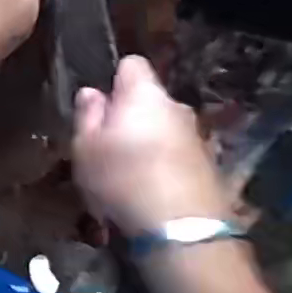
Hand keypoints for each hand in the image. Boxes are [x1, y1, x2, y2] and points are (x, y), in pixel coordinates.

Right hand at [72, 56, 230, 233]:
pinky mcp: (207, 162)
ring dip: (142, 136)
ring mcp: (196, 135)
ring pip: (160, 124)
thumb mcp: (85, 146)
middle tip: (99, 138)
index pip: (132, 64)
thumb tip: (92, 93)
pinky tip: (142, 182)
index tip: (96, 100)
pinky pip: (173, 148)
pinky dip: (158, 157)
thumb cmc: (121, 177)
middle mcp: (176, 108)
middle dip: (125, 111)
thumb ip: (88, 114)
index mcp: (144, 96)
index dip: (112, 77)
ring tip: (119, 164)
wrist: (181, 228)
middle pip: (146, 98)